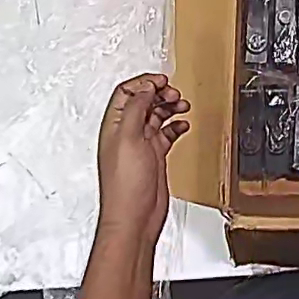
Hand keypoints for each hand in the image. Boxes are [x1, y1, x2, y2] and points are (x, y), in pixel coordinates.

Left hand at [96, 73, 191, 243]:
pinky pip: (168, 133)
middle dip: (161, 93)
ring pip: (157, 115)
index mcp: (115, 126)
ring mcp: (141, 144)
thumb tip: (145, 88)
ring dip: (171, 107)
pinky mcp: (155, 155)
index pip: (127, 93)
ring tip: (182, 106)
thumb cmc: (126, 187)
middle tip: (175, 94)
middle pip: (144, 101)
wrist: (135, 217)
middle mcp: (127, 133)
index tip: (162, 81)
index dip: (145, 83)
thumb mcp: (128, 139)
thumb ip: (135, 109)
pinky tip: (183, 125)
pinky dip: (177, 125)